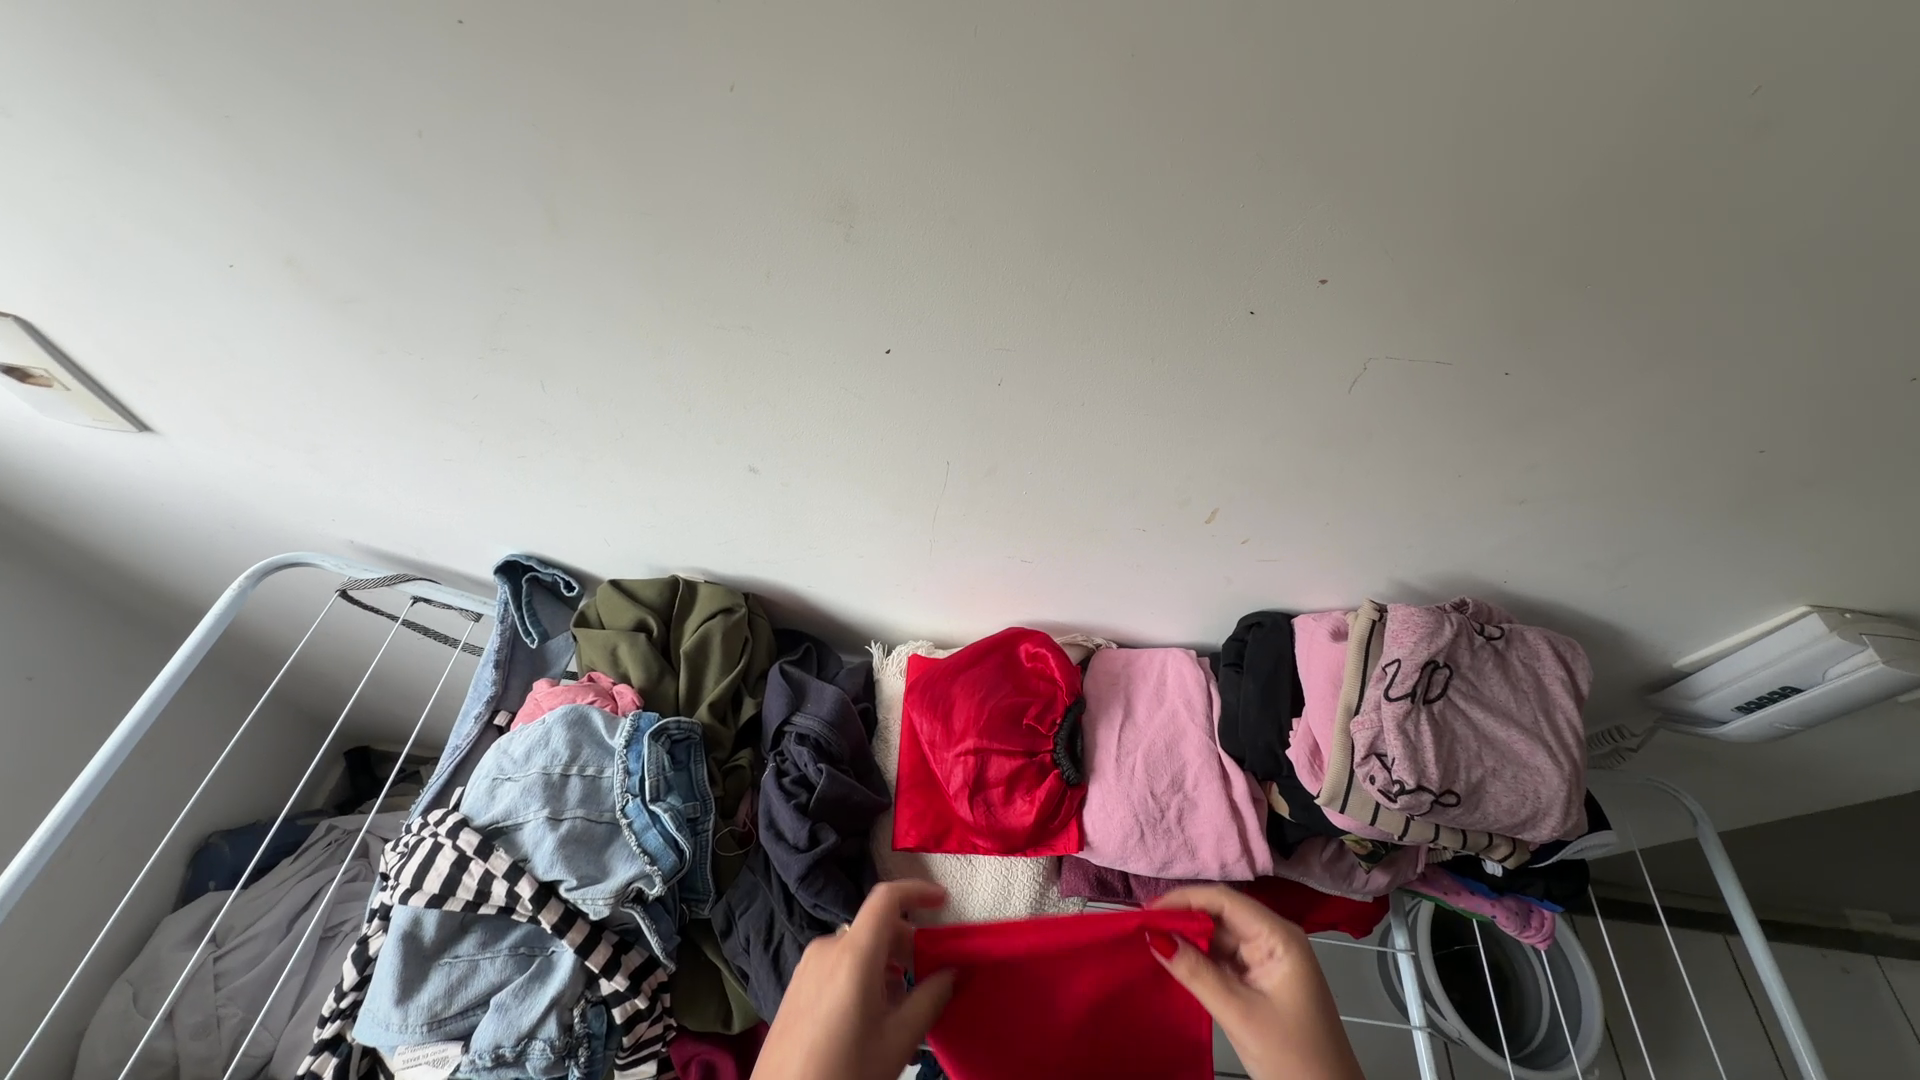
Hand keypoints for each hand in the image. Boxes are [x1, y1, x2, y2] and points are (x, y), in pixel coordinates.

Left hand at [752, 880, 956, 1079]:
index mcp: (853, 953)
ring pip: (857, 947)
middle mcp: (828, 947)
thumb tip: (953, 971)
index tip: (943, 901)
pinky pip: (838, 963)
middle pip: (875, 926)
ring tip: (902, 1002)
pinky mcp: (796, 985)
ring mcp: (808, 966)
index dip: (917, 891)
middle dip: (907, 942)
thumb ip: (931, 998)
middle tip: (931, 972)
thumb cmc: (846, 1073)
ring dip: (885, 962)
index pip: (887, 898)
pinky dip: (863, 972)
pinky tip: (871, 1012)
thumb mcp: (898, 1040)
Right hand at [1150, 885, 1364, 1079]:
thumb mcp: (1239, 1013)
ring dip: (1186, 937)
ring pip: (1218, 935)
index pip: (1225, 900)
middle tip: (1140, 926)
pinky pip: (1222, 957)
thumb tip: (1153, 936)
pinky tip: (1172, 958)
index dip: (1184, 900)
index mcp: (1279, 936)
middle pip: (1220, 913)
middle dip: (1181, 917)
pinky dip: (1197, 957)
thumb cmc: (1293, 1059)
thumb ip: (1195, 972)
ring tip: (1148, 939)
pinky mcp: (1258, 979)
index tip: (1146, 911)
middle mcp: (1273, 938)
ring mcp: (1266, 959)